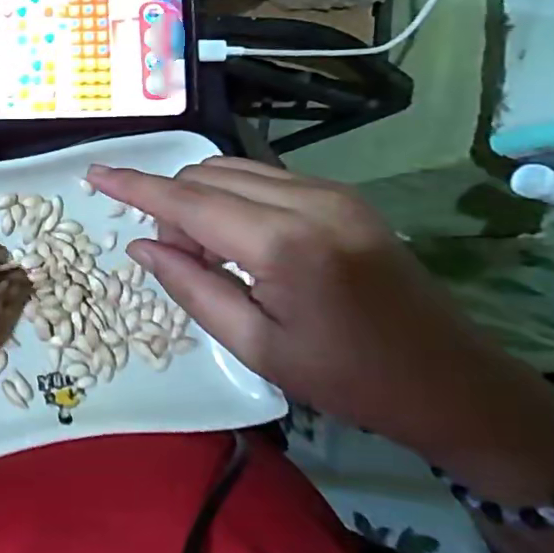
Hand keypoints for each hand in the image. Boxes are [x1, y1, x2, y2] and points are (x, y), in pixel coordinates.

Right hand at [88, 159, 553, 501]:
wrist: (459, 384)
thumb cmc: (351, 380)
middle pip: (203, 176)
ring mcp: (329, 192)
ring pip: (229, 168)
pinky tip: (242, 237)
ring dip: (200, 199)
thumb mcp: (258, 349)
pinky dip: (230, 195)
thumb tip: (143, 246)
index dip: (133, 186)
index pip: (186, 201)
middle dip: (171, 206)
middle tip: (176, 257)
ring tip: (210, 251)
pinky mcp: (342, 193)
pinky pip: (260, 176)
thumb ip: (191, 287)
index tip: (94, 173)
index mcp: (284, 245)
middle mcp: (307, 201)